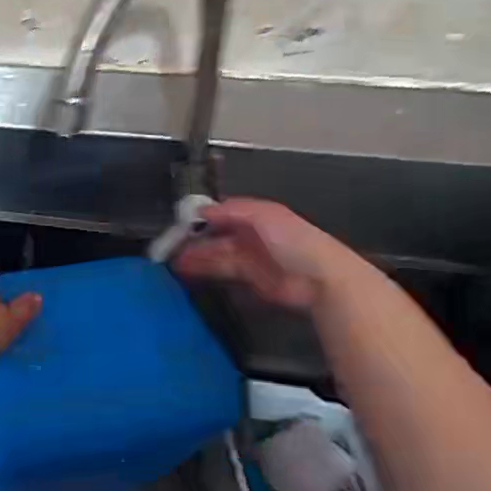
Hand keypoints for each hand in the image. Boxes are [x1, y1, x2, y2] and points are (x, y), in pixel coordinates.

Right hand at [172, 199, 355, 309]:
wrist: (320, 278)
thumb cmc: (294, 242)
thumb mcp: (265, 216)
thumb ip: (232, 210)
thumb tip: (201, 210)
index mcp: (256, 217)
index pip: (223, 214)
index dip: (202, 218)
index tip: (179, 224)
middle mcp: (251, 236)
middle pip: (217, 236)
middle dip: (194, 240)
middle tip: (170, 246)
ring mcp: (250, 258)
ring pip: (216, 255)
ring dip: (195, 256)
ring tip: (173, 261)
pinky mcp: (249, 279)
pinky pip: (222, 272)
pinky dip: (204, 271)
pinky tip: (188, 272)